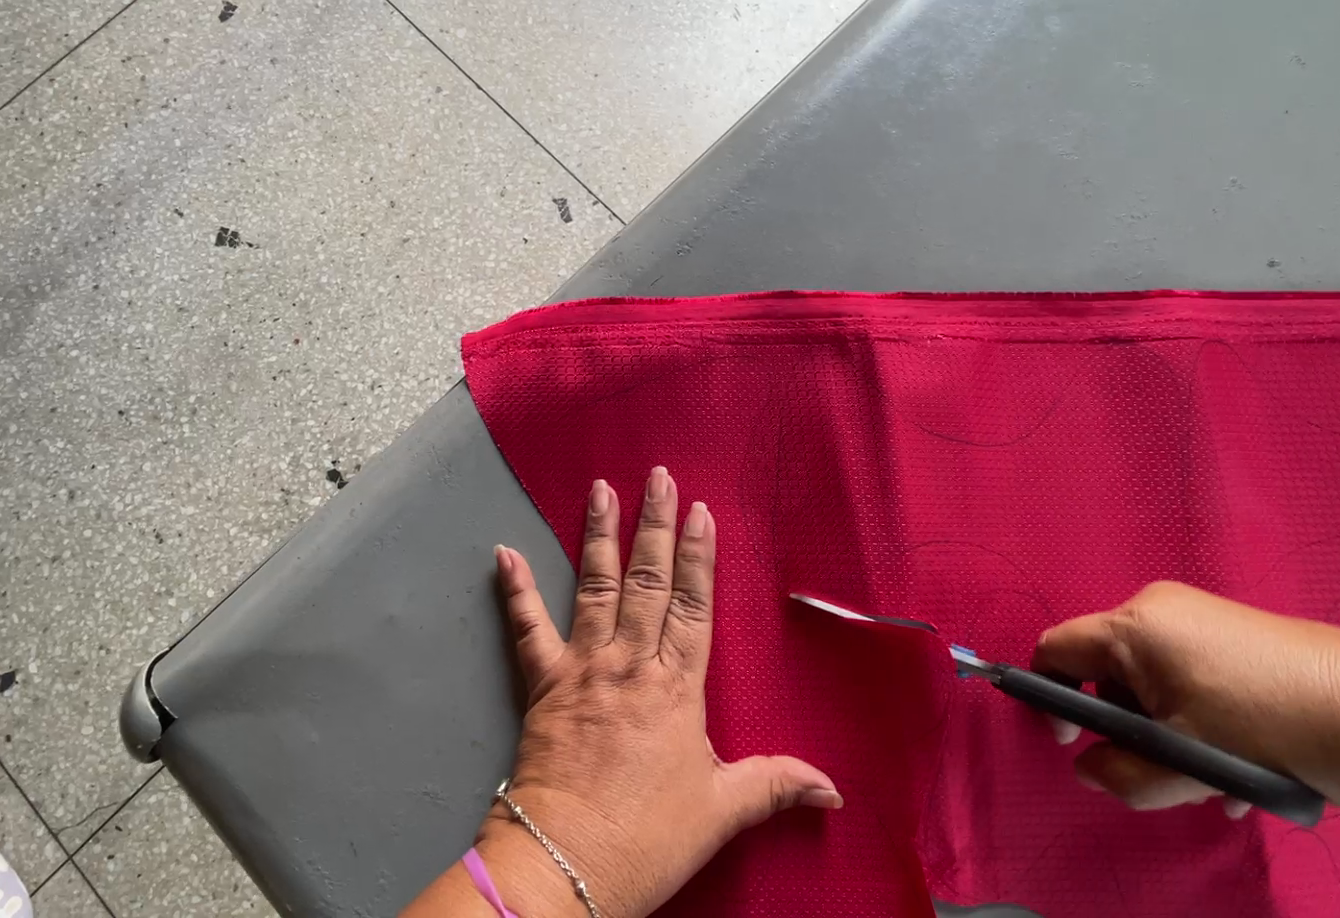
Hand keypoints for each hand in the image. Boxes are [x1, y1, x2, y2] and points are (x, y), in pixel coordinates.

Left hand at [484, 468, 842, 917]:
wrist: (564, 863)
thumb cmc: (646, 837)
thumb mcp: (721, 811)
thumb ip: (775, 785)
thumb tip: (835, 790)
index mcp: (675, 685)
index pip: (692, 605)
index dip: (698, 556)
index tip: (699, 510)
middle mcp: (629, 662)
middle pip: (647, 580)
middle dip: (654, 524)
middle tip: (657, 477)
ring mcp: (583, 668)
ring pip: (595, 587)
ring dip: (599, 536)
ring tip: (600, 490)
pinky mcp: (542, 684)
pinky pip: (527, 628)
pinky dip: (515, 590)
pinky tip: (504, 553)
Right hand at [1031, 581, 1339, 814]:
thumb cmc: (1278, 733)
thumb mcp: (1190, 766)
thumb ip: (1120, 774)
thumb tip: (1085, 769)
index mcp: (1133, 627)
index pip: (1055, 650)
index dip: (1049, 698)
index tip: (1073, 743)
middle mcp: (1158, 607)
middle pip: (1107, 667)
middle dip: (1124, 724)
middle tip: (1161, 771)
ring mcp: (1203, 615)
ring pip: (1152, 676)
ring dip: (1166, 729)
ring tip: (1215, 779)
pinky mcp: (1240, 631)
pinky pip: (1190, 671)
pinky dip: (1197, 715)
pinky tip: (1244, 763)